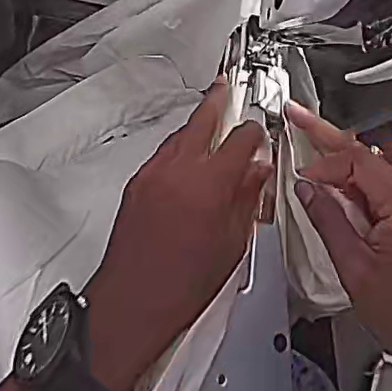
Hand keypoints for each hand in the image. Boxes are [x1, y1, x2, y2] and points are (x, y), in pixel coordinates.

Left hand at [85, 82, 269, 390]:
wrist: (131, 305)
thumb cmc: (180, 286)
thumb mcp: (232, 243)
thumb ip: (248, 199)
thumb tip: (258, 172)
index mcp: (211, 184)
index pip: (241, 139)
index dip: (256, 133)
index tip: (260, 137)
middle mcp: (180, 171)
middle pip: (203, 118)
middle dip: (219, 99)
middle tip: (227, 85)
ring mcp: (154, 174)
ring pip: (181, 133)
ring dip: (198, 124)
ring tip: (212, 120)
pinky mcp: (137, 183)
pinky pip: (163, 152)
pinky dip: (179, 146)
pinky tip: (189, 155)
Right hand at [288, 102, 391, 373]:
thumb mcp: (354, 268)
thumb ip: (328, 220)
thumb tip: (306, 187)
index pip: (356, 163)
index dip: (322, 164)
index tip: (298, 175)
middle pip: (362, 155)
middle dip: (325, 135)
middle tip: (296, 115)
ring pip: (366, 166)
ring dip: (334, 157)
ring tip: (304, 138)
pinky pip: (373, 184)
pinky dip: (347, 179)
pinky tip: (326, 177)